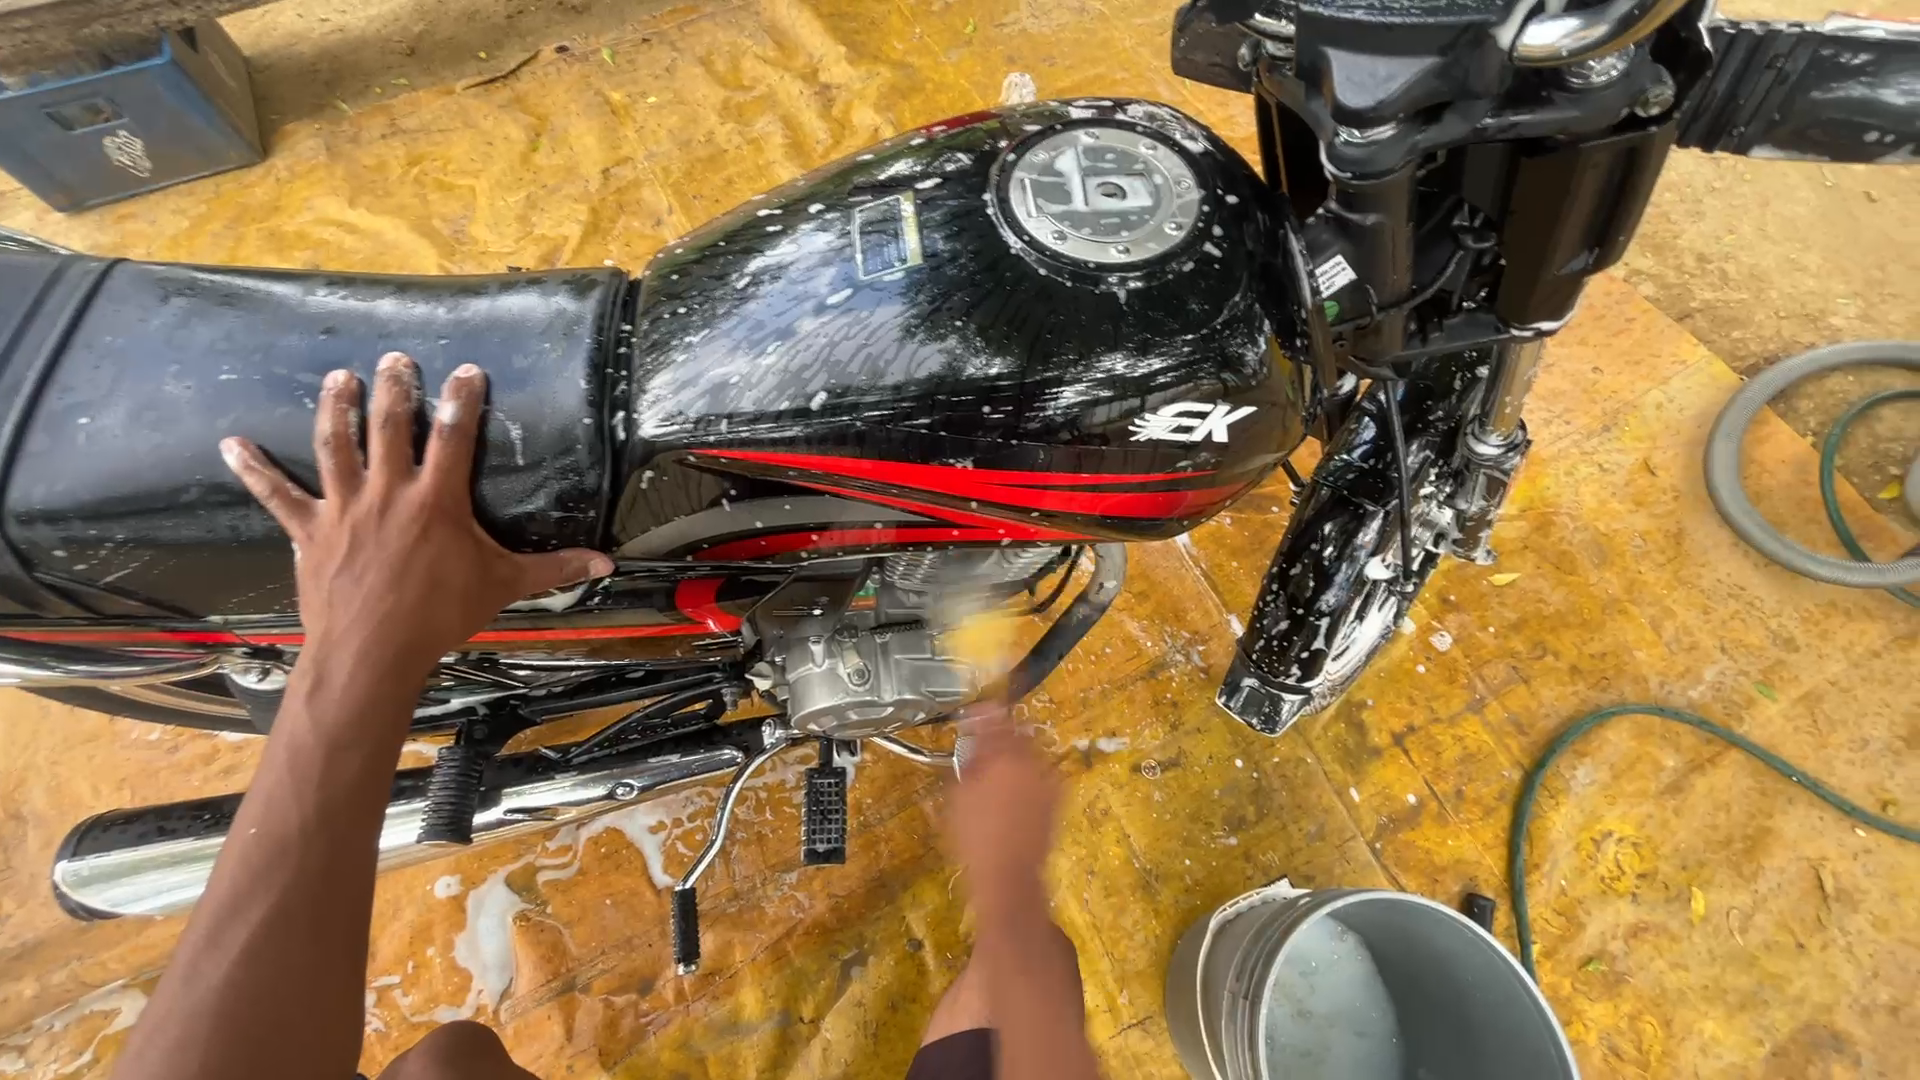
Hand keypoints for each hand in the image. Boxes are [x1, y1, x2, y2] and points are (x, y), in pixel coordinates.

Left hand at [220, 352, 613, 683]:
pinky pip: (278, 495)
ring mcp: (344, 508)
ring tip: (339, 377)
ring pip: (334, 446)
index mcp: (437, 501)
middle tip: (395, 359)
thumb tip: (608, 565)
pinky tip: (231, 443)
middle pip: (388, 428)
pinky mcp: (310, 530)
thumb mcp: (507, 585)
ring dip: (334, 408)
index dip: (463, 400)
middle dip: (394, 389)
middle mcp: (388, 492)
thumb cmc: (443, 613)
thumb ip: (557, 569)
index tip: (467, 370)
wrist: (373, 650)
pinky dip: (254, 469)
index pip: (454, 437)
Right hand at [946, 704, 1061, 909]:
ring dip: (1016, 754)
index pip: (997, 721)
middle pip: (1018, 735)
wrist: (1008, 876)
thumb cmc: (974, 836)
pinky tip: (1017, 788)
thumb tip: (973, 741)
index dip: (985, 713)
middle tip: (985, 741)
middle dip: (1002, 733)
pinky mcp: (1057, 801)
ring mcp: (1048, 781)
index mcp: (1004, 756)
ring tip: (999, 766)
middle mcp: (1031, 762)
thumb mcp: (958, 795)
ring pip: (1031, 755)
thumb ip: (969, 761)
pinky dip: (1030, 775)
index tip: (975, 711)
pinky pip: (1042, 777)